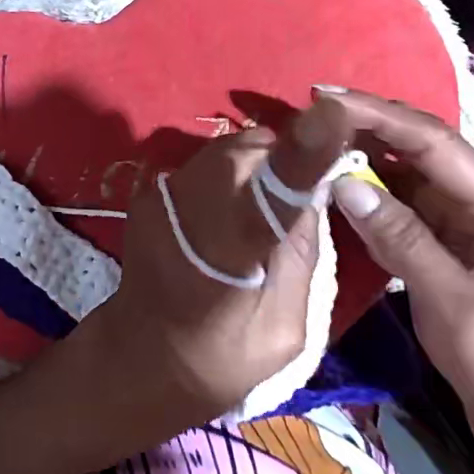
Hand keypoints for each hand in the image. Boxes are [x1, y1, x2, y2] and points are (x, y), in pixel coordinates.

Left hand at [64, 115, 344, 445]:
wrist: (138, 358)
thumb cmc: (221, 359)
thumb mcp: (284, 330)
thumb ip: (300, 255)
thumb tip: (315, 191)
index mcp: (228, 258)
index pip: (269, 195)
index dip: (303, 153)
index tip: (335, 113)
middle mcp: (189, 213)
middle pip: (251, 153)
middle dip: (283, 160)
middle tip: (297, 195)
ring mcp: (163, 196)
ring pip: (228, 148)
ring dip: (257, 162)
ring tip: (263, 203)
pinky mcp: (152, 190)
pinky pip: (207, 160)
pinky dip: (231, 171)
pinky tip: (231, 206)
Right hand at [306, 88, 473, 453]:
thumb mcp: (455, 305)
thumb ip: (402, 239)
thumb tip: (344, 181)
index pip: (436, 144)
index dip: (381, 115)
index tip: (328, 97)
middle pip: (423, 147)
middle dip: (369, 125)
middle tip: (312, 110)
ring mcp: (467, 218)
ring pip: (408, 170)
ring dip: (364, 154)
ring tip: (315, 138)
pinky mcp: (447, 238)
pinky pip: (402, 201)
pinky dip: (369, 189)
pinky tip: (336, 180)